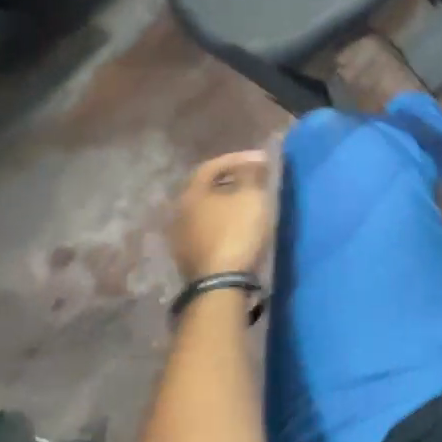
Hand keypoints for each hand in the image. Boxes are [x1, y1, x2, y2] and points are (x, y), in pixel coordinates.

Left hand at [169, 151, 274, 281]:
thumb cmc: (238, 231)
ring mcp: (180, 237)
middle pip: (206, 187)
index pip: (212, 166)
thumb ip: (252, 174)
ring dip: (227, 201)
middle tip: (254, 178)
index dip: (238, 158)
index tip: (262, 159)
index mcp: (192, 194)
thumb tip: (254, 160)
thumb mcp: (252, 196)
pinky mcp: (188, 256)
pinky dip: (223, 220)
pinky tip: (238, 225)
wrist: (220, 283)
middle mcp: (179, 212)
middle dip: (231, 179)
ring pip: (206, 209)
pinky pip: (206, 227)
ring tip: (249, 201)